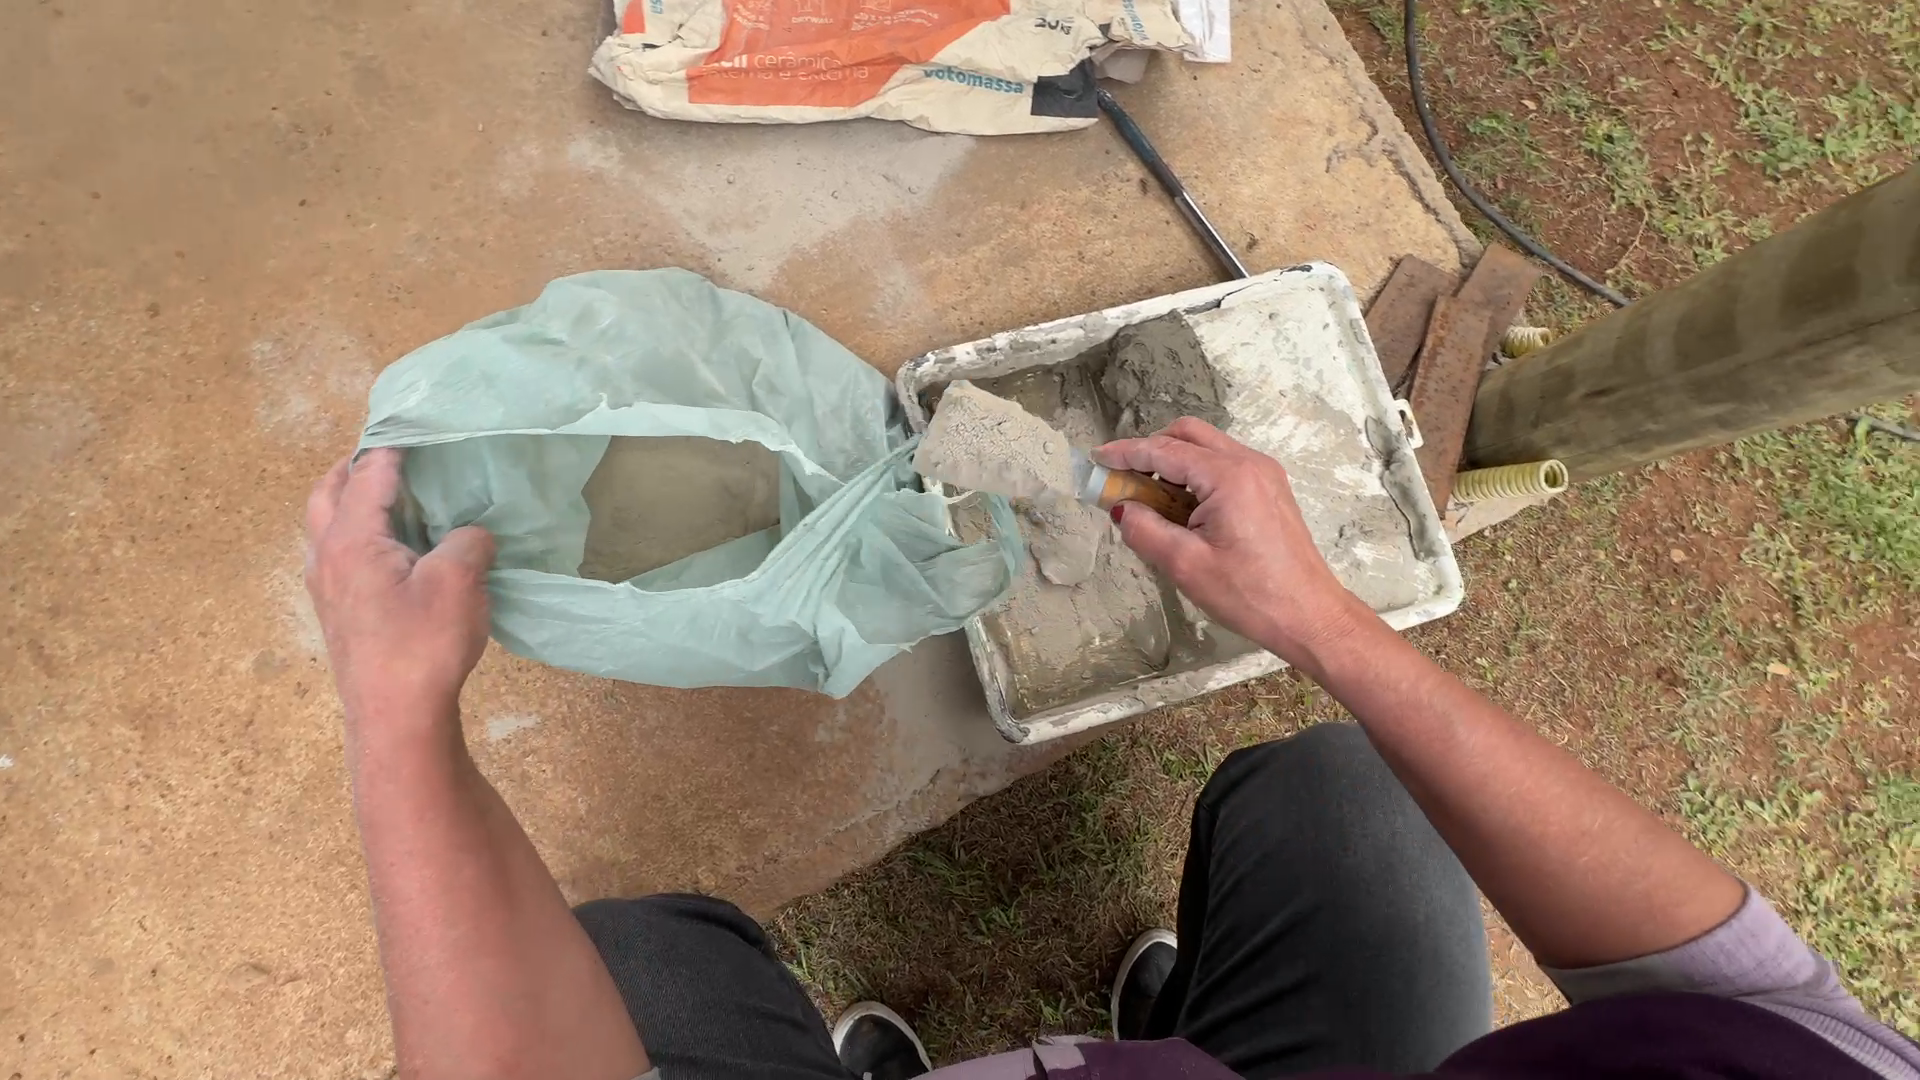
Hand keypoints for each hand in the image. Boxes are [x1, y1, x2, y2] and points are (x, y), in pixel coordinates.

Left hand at [304, 448, 495, 741]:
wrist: (396, 713)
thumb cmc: (424, 641)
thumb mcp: (459, 580)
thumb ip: (467, 541)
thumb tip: (471, 532)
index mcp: (352, 540)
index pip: (368, 478)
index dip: (390, 449)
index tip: (413, 427)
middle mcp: (328, 557)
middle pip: (326, 496)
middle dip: (351, 469)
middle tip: (386, 455)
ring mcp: (328, 588)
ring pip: (326, 526)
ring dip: (348, 501)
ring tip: (388, 496)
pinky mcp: (341, 612)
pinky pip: (339, 554)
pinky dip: (356, 532)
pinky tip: (390, 549)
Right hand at [1094, 418, 1373, 667]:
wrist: (1309, 615)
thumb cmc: (1248, 594)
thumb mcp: (1184, 565)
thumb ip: (1144, 530)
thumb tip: (1120, 508)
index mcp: (1228, 477)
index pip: (1165, 451)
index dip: (1125, 452)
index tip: (1096, 458)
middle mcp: (1249, 463)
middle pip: (1187, 434)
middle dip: (1150, 450)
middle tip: (1123, 482)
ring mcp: (1263, 473)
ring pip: (1205, 447)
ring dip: (1171, 462)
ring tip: (1149, 500)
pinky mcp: (1269, 488)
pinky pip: (1221, 464)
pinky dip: (1193, 474)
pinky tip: (1181, 508)